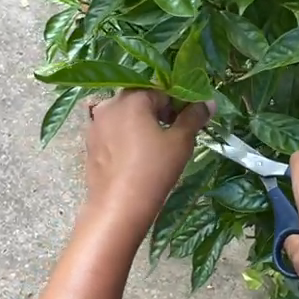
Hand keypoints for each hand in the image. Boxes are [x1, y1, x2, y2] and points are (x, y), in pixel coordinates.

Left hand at [80, 90, 211, 230]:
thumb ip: (194, 117)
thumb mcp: (180, 142)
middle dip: (159, 113)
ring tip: (156, 148)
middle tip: (174, 135)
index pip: (162, 91)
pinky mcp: (90, 144)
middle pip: (141, 101)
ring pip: (125, 117)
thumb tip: (208, 102)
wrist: (118, 207)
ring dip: (142, 125)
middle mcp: (109, 104)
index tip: (189, 121)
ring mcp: (95, 124)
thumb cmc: (153, 170)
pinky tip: (137, 158)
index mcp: (131, 98)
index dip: (179, 104)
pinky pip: (113, 133)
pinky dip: (126, 138)